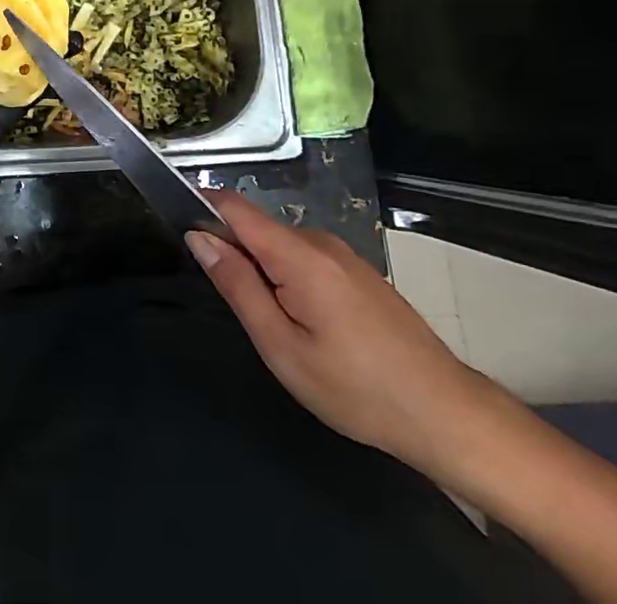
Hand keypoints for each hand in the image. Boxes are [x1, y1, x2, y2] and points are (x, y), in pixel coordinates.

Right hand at [186, 191, 490, 462]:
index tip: (175, 225)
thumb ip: (237, 285)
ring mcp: (344, 256)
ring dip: (260, 269)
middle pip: (258, 228)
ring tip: (268, 324)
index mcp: (300, 255)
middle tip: (231, 307)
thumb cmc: (353, 386)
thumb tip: (198, 238)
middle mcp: (322, 243)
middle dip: (231, 251)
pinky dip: (286, 278)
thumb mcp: (280, 344)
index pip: (237, 208)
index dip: (202, 206)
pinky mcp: (357, 272)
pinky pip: (305, 260)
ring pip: (281, 246)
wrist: (441, 410)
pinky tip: (300, 323)